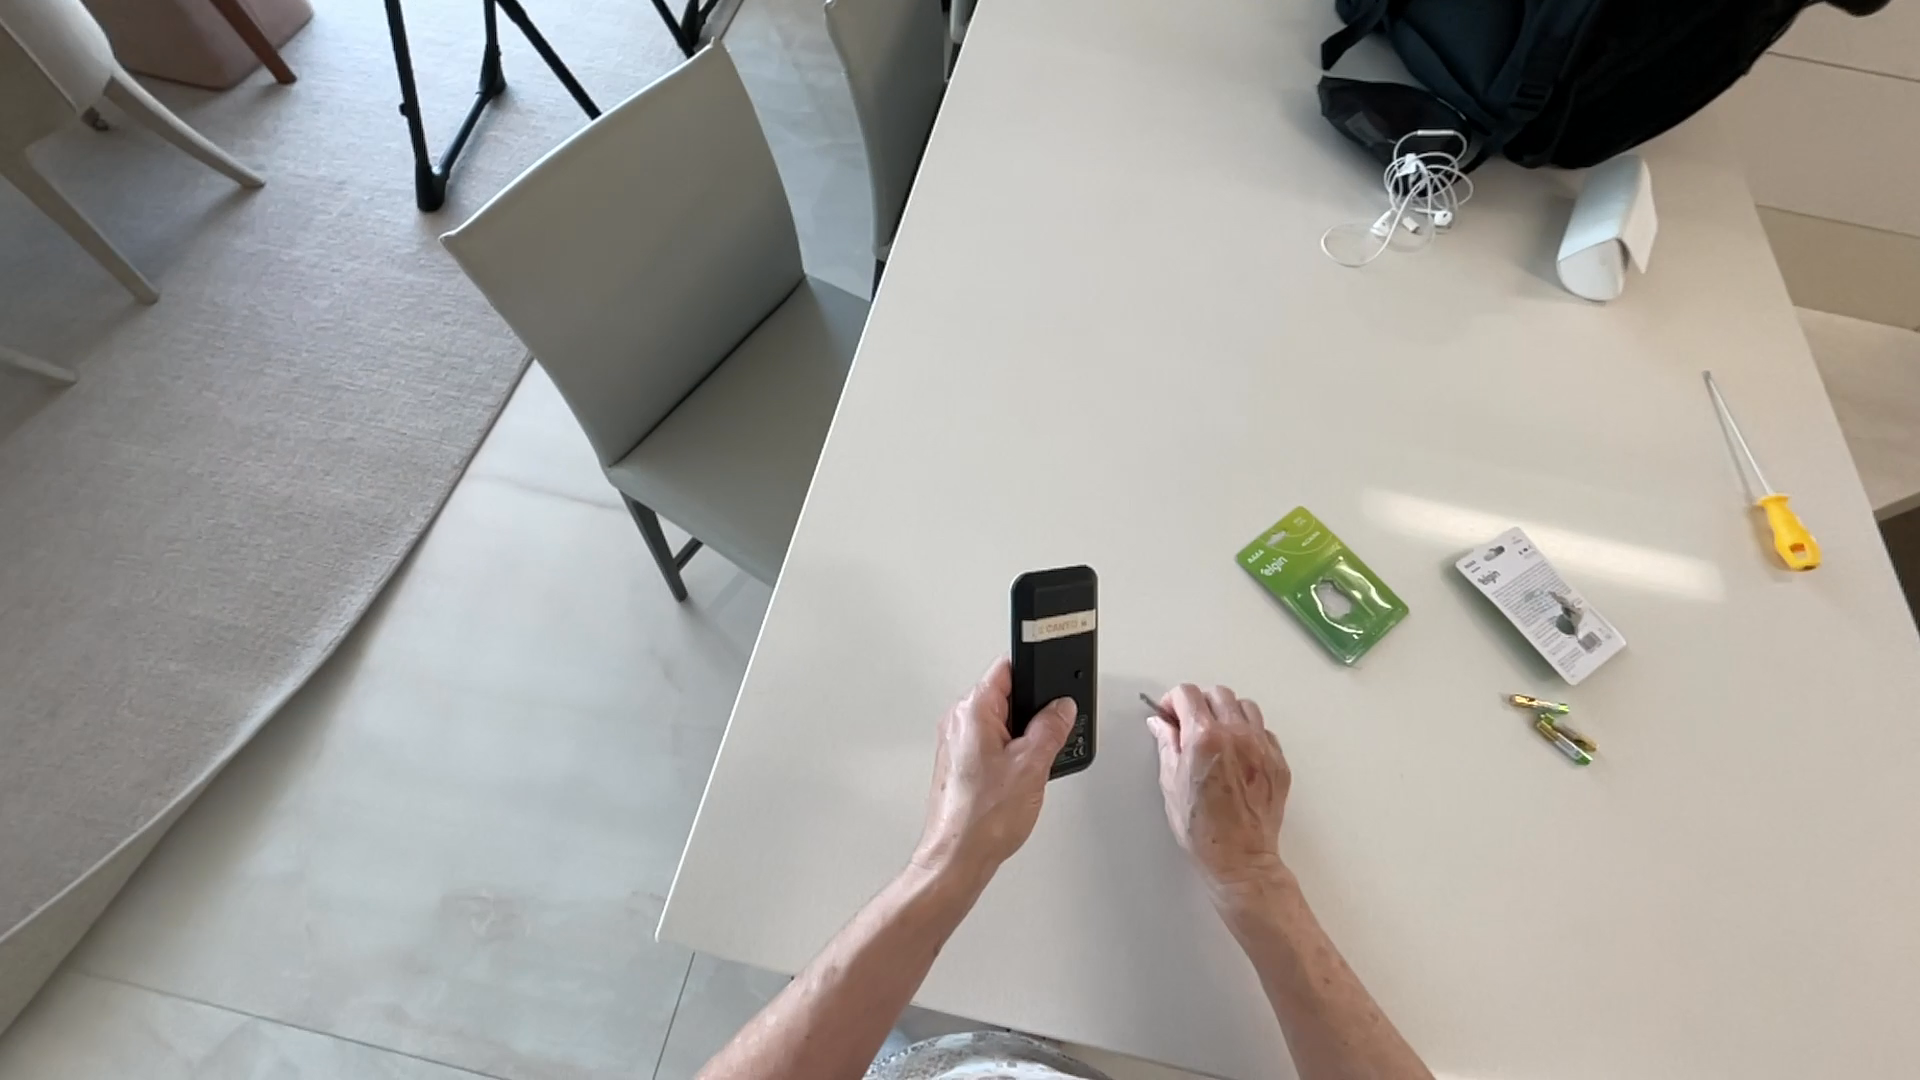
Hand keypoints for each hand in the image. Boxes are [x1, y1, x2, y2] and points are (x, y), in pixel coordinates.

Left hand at [913, 657, 1075, 884]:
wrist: (957, 858)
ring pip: (1000, 721)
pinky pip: (991, 743)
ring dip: (1022, 735)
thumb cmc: (982, 817)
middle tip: (1049, 734)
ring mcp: (957, 741)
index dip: (1035, 673)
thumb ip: (1050, 728)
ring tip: (1033, 764)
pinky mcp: (960, 761)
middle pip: (1006, 695)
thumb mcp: (1032, 765)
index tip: (1053, 680)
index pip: (1007, 668)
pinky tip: (1020, 777)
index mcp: (972, 709)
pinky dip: (1010, 752)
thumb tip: (1061, 708)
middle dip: (1032, 711)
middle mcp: (959, 720)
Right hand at [1147, 684, 1291, 907]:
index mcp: (1205, 737)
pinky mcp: (1278, 762)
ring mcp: (1261, 747)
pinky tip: (1236, 748)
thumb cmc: (1204, 830)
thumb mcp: (1170, 782)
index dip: (1172, 700)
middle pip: (1217, 693)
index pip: (1187, 693)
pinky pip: (1263, 730)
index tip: (1169, 712)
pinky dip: (1248, 731)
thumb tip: (1161, 724)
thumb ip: (1167, 744)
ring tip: (1215, 730)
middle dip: (1199, 702)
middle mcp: (1236, 736)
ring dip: (1227, 712)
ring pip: (1245, 705)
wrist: (1240, 859)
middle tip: (1188, 721)